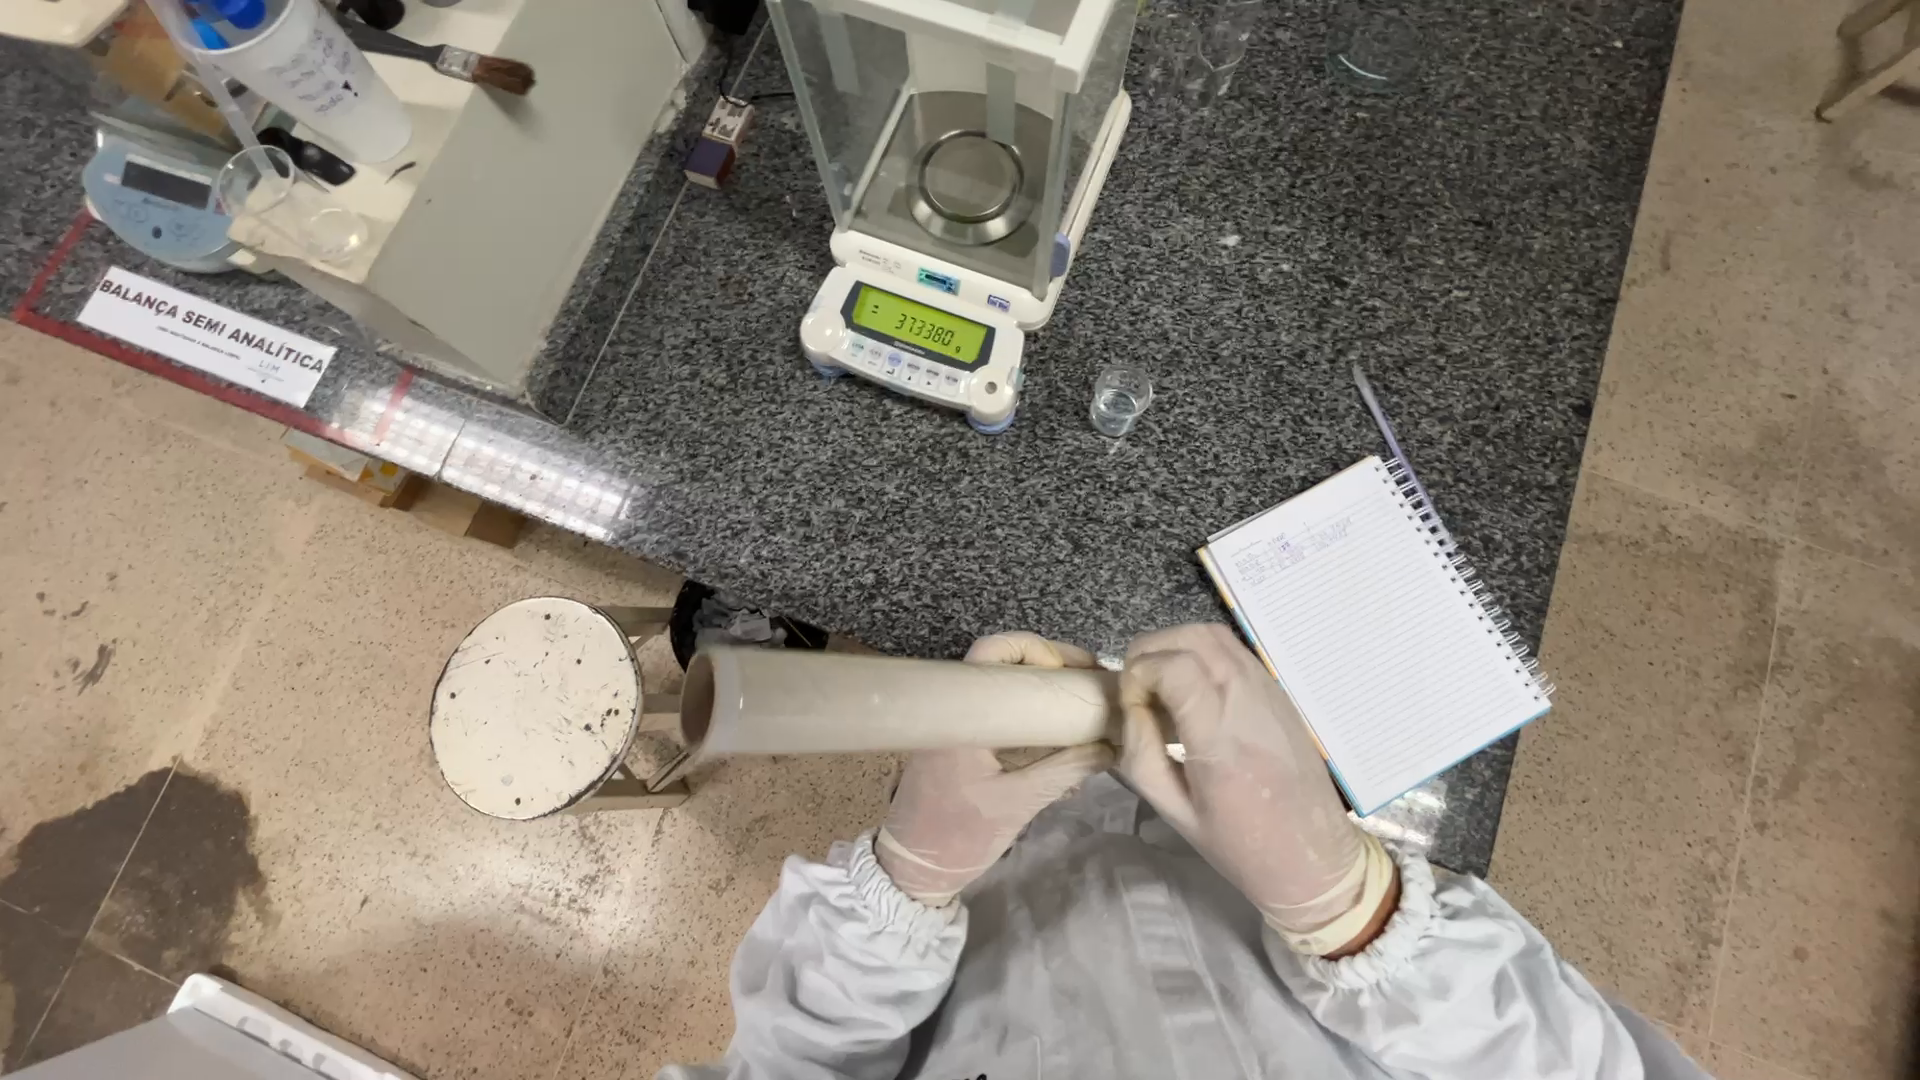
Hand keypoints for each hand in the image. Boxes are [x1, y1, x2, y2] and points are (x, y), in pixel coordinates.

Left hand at [875, 633, 1117, 905]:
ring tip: (1091, 711)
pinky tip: (1070, 744)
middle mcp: (958, 708)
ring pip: (1011, 695)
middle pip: (1007, 668)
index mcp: (960, 712)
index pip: (992, 652)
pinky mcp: (968, 747)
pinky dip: (1037, 727)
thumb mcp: (1016, 803)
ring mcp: (963, 727)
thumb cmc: (958, 833)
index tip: (1071, 672)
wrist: (914, 870)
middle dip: (1054, 673)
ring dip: (1049, 701)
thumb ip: (1064, 771)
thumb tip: (1110, 747)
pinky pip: (1008, 723)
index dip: (1034, 650)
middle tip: (1095, 684)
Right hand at [1118, 624, 1395, 955]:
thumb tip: (1128, 708)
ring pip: (1211, 634)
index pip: (1174, 667)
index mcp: (1220, 740)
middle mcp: (1247, 702)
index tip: (1131, 702)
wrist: (1316, 859)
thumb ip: (1140, 754)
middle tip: (1137, 687)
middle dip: (1150, 651)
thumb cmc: (1241, 846)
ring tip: (1160, 683)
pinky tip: (1190, 688)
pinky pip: (1232, 649)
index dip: (1139, 673)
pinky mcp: (1278, 691)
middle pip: (1190, 638)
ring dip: (1175, 646)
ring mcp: (1268, 691)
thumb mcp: (1174, 811)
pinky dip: (1199, 652)